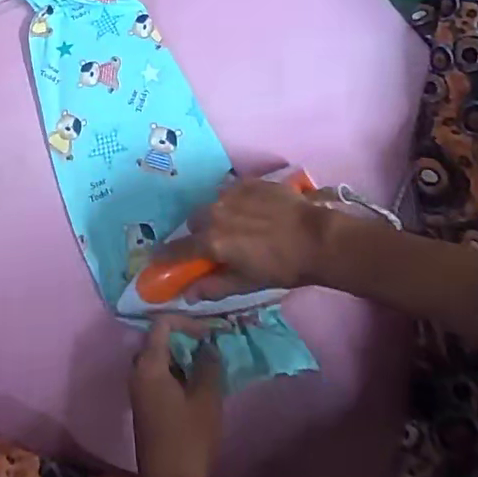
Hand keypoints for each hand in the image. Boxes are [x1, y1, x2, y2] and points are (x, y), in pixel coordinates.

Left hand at [131, 316, 221, 476]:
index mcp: (148, 364)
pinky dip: (174, 369)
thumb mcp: (206, 401)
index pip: (160, 324)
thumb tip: (209, 345)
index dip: (185, 321)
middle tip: (208, 343)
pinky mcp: (142, 400)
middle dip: (182, 337)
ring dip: (179, 355)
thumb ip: (208, 367)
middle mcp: (136, 368)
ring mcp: (137, 384)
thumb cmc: (188, 440)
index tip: (208, 331)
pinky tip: (193, 381)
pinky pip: (156, 372)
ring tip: (205, 361)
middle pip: (156, 338)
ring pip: (157, 357)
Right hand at [171, 178, 340, 299]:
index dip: (167, 255)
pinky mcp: (244, 182)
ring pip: (210, 205)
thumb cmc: (283, 267)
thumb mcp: (249, 283)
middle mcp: (212, 213)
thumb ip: (214, 286)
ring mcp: (227, 194)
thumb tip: (187, 294)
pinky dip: (234, 202)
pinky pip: (228, 192)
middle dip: (201, 234)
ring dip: (217, 216)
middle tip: (220, 245)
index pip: (177, 248)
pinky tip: (254, 212)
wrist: (318, 238)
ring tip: (240, 226)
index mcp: (211, 241)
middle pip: (194, 223)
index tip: (159, 258)